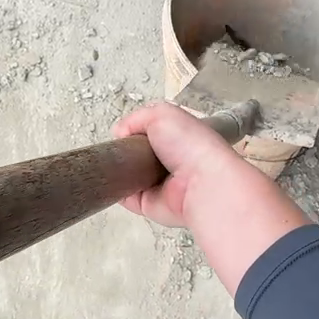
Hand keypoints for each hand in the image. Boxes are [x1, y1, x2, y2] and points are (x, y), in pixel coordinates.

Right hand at [113, 102, 254, 228]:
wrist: (199, 183)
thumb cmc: (191, 146)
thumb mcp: (162, 114)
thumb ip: (136, 118)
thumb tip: (119, 132)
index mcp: (179, 139)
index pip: (152, 133)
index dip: (138, 130)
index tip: (127, 130)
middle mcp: (170, 163)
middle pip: (138, 155)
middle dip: (127, 150)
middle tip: (122, 147)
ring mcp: (159, 186)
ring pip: (130, 175)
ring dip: (122, 169)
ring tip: (119, 162)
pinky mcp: (149, 204)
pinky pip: (126, 196)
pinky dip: (120, 189)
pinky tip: (118, 179)